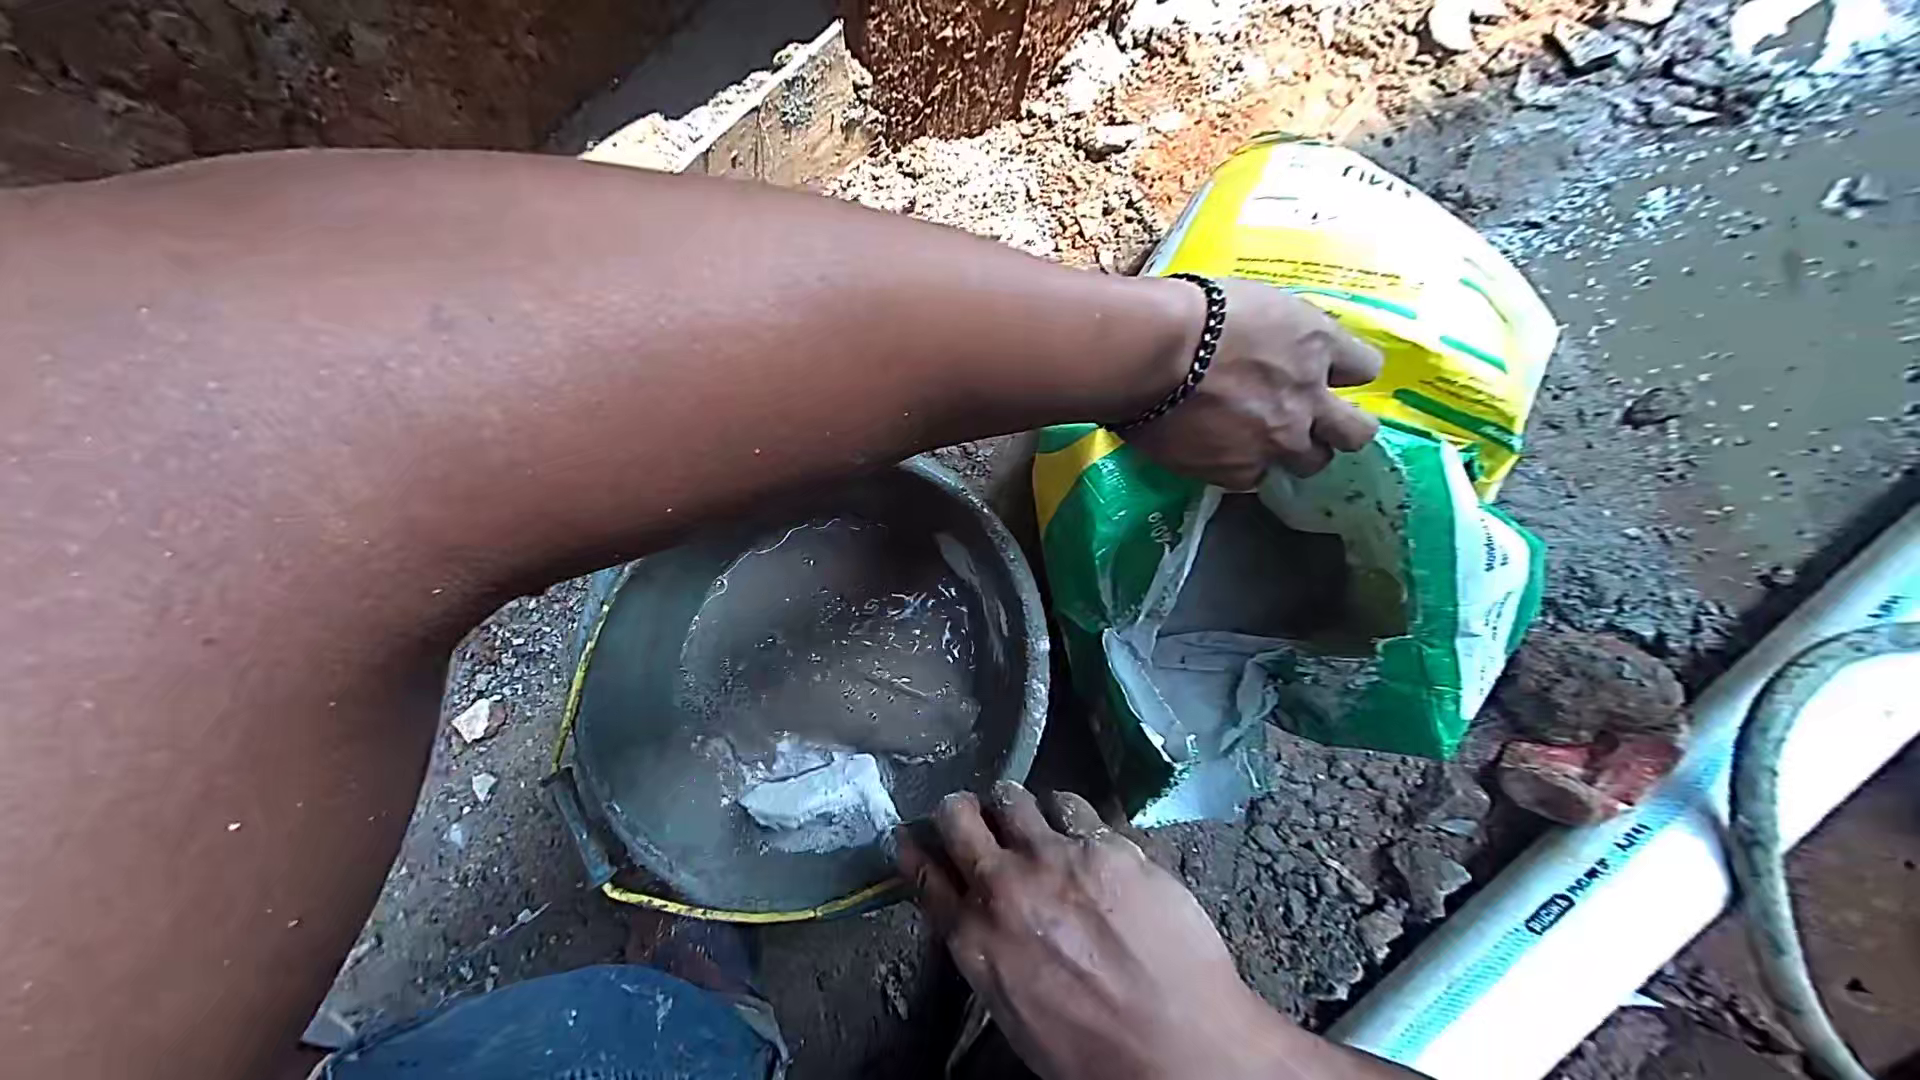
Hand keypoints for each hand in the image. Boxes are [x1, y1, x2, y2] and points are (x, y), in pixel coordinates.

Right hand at [897, 783, 1304, 1079]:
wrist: (1184, 1050)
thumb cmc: (1095, 1053)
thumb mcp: (1017, 1013)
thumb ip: (988, 951)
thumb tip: (978, 913)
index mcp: (976, 939)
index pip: (925, 875)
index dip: (914, 848)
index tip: (912, 834)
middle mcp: (1005, 886)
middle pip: (957, 816)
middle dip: (958, 809)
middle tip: (971, 813)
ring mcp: (1054, 857)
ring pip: (1010, 795)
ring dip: (1012, 804)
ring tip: (1029, 815)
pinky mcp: (1103, 843)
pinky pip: (1070, 803)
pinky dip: (1067, 812)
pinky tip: (1080, 828)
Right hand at [1124, 278, 1383, 488]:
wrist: (1152, 354)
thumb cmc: (1192, 313)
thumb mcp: (1253, 304)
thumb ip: (1277, 334)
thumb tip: (1271, 347)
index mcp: (1317, 345)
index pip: (1365, 368)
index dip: (1344, 374)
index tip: (1323, 374)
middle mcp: (1309, 400)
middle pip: (1356, 433)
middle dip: (1339, 430)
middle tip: (1311, 424)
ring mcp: (1276, 441)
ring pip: (1310, 464)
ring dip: (1292, 454)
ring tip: (1260, 445)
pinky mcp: (1237, 471)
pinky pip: (1253, 480)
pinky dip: (1240, 469)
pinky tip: (1217, 455)